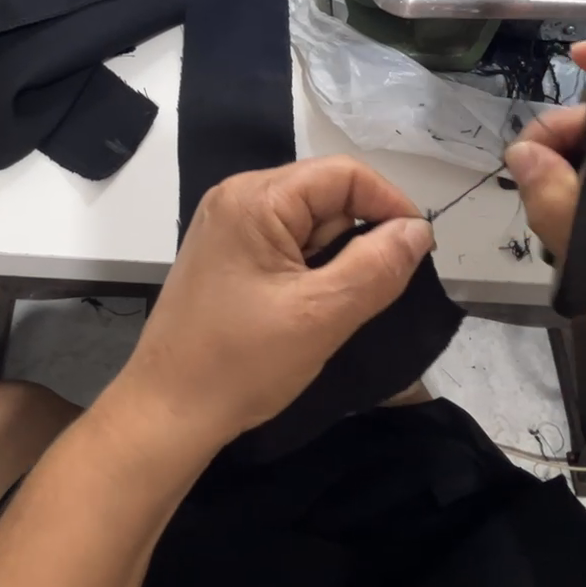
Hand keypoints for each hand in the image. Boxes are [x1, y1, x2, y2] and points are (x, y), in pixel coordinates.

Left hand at [113, 156, 434, 449]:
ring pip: (309, 222)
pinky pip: (286, 243)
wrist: (166, 412)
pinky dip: (312, 269)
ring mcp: (228, 225)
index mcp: (255, 197)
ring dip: (336, 257)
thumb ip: (377, 266)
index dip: (388, 204)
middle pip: (324, 194)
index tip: (418, 250)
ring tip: (335, 306)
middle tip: (372, 290)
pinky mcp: (228, 254)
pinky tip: (309, 306)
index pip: (343, 174)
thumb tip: (419, 229)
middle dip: (359, 235)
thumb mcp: (321, 314)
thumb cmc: (240, 362)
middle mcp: (237, 198)